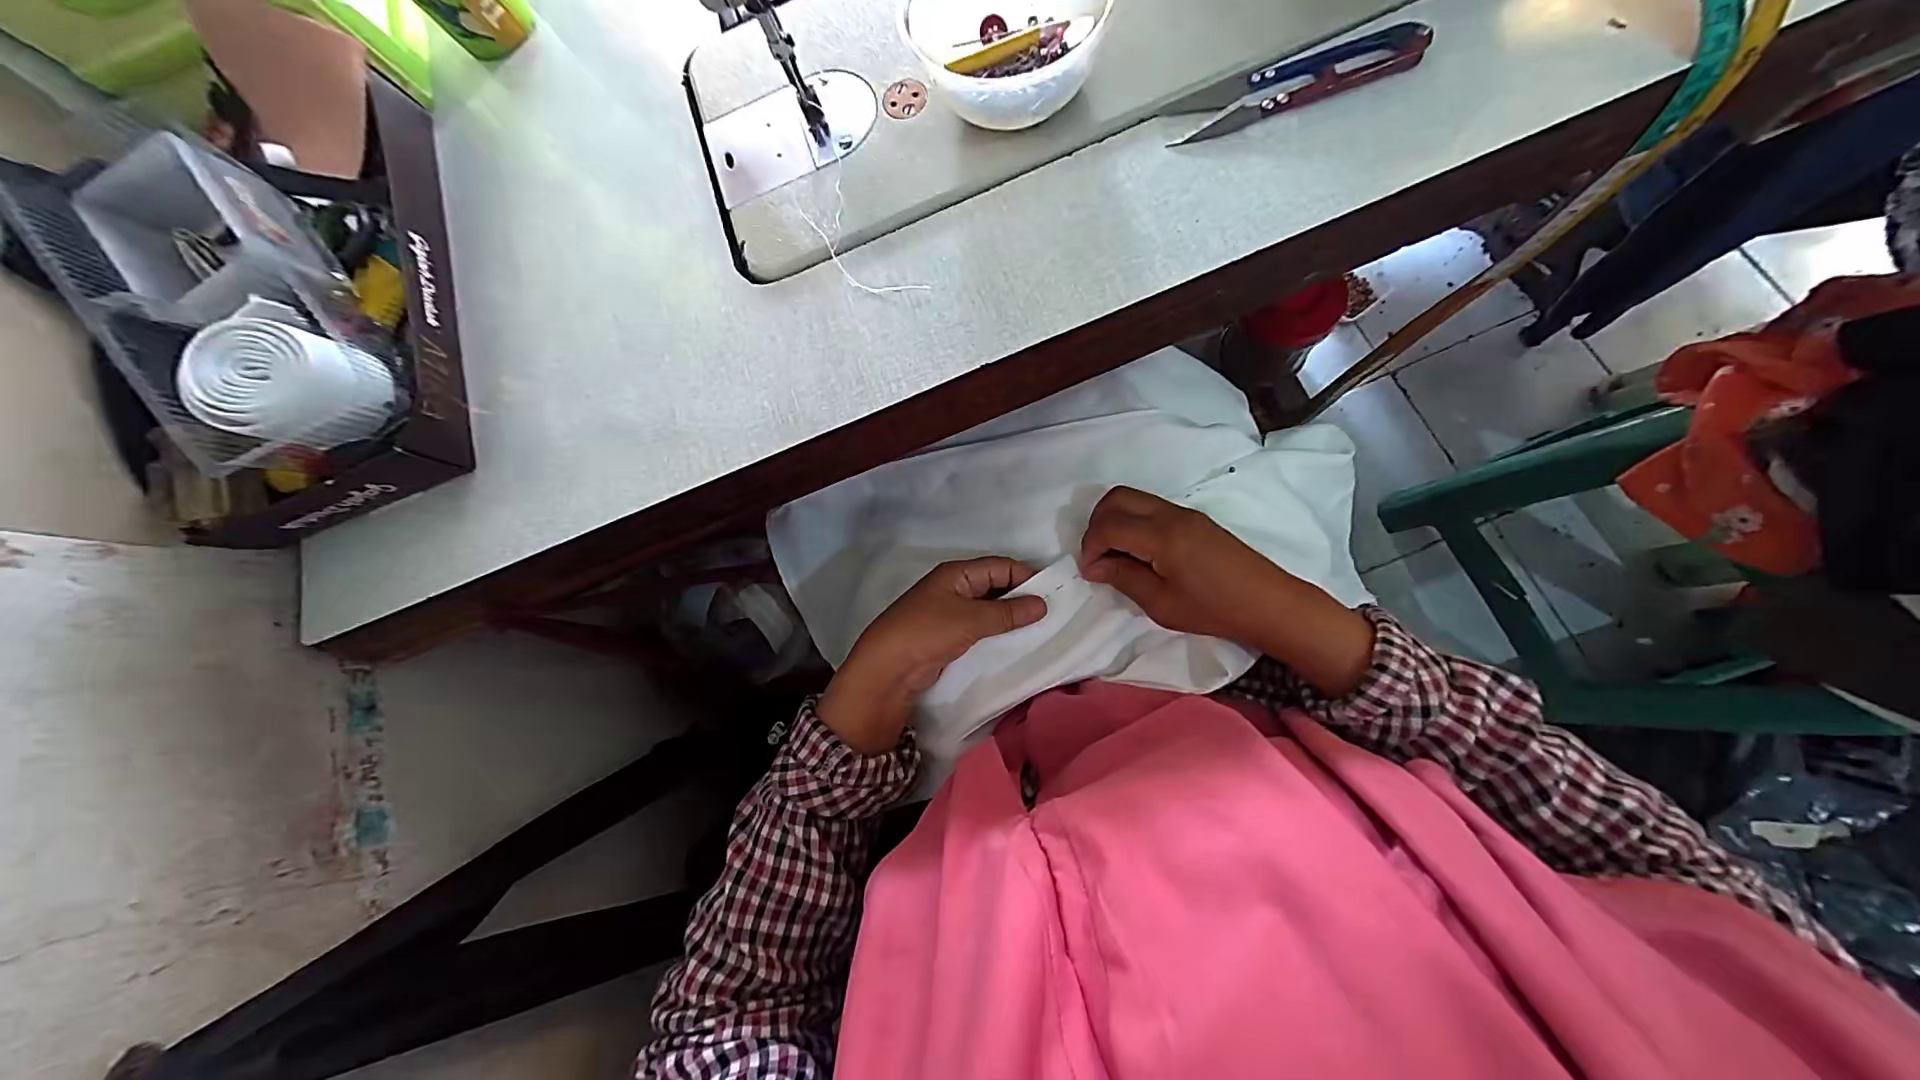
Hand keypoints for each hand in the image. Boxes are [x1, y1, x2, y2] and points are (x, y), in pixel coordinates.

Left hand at [818, 557, 1047, 754]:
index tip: (1055, 593)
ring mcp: (950, 613)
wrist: (887, 669)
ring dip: (1011, 617)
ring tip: (1041, 629)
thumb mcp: (971, 619)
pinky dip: (998, 633)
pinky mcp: (948, 637)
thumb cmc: (927, 633)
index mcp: (957, 574)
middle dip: (1022, 597)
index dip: (1027, 576)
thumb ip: (1007, 612)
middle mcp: (954, 588)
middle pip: (996, 586)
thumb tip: (1042, 604)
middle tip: (1053, 613)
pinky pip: (980, 629)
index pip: (1000, 566)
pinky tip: (1016, 644)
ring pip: (989, 609)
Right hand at [1077, 486, 1375, 695]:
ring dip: (1113, 520)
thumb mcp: (1161, 604)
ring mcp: (1184, 513)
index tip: (1090, 572)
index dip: (1090, 547)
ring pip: (1133, 498)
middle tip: (1097, 557)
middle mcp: (1171, 514)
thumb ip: (1124, 578)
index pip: (1108, 525)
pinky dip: (1132, 521)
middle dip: (1096, 524)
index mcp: (1162, 535)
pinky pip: (1150, 507)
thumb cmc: (1214, 610)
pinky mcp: (1194, 519)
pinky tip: (1137, 552)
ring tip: (1114, 556)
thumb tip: (1095, 565)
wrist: (1269, 603)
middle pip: (1116, 498)